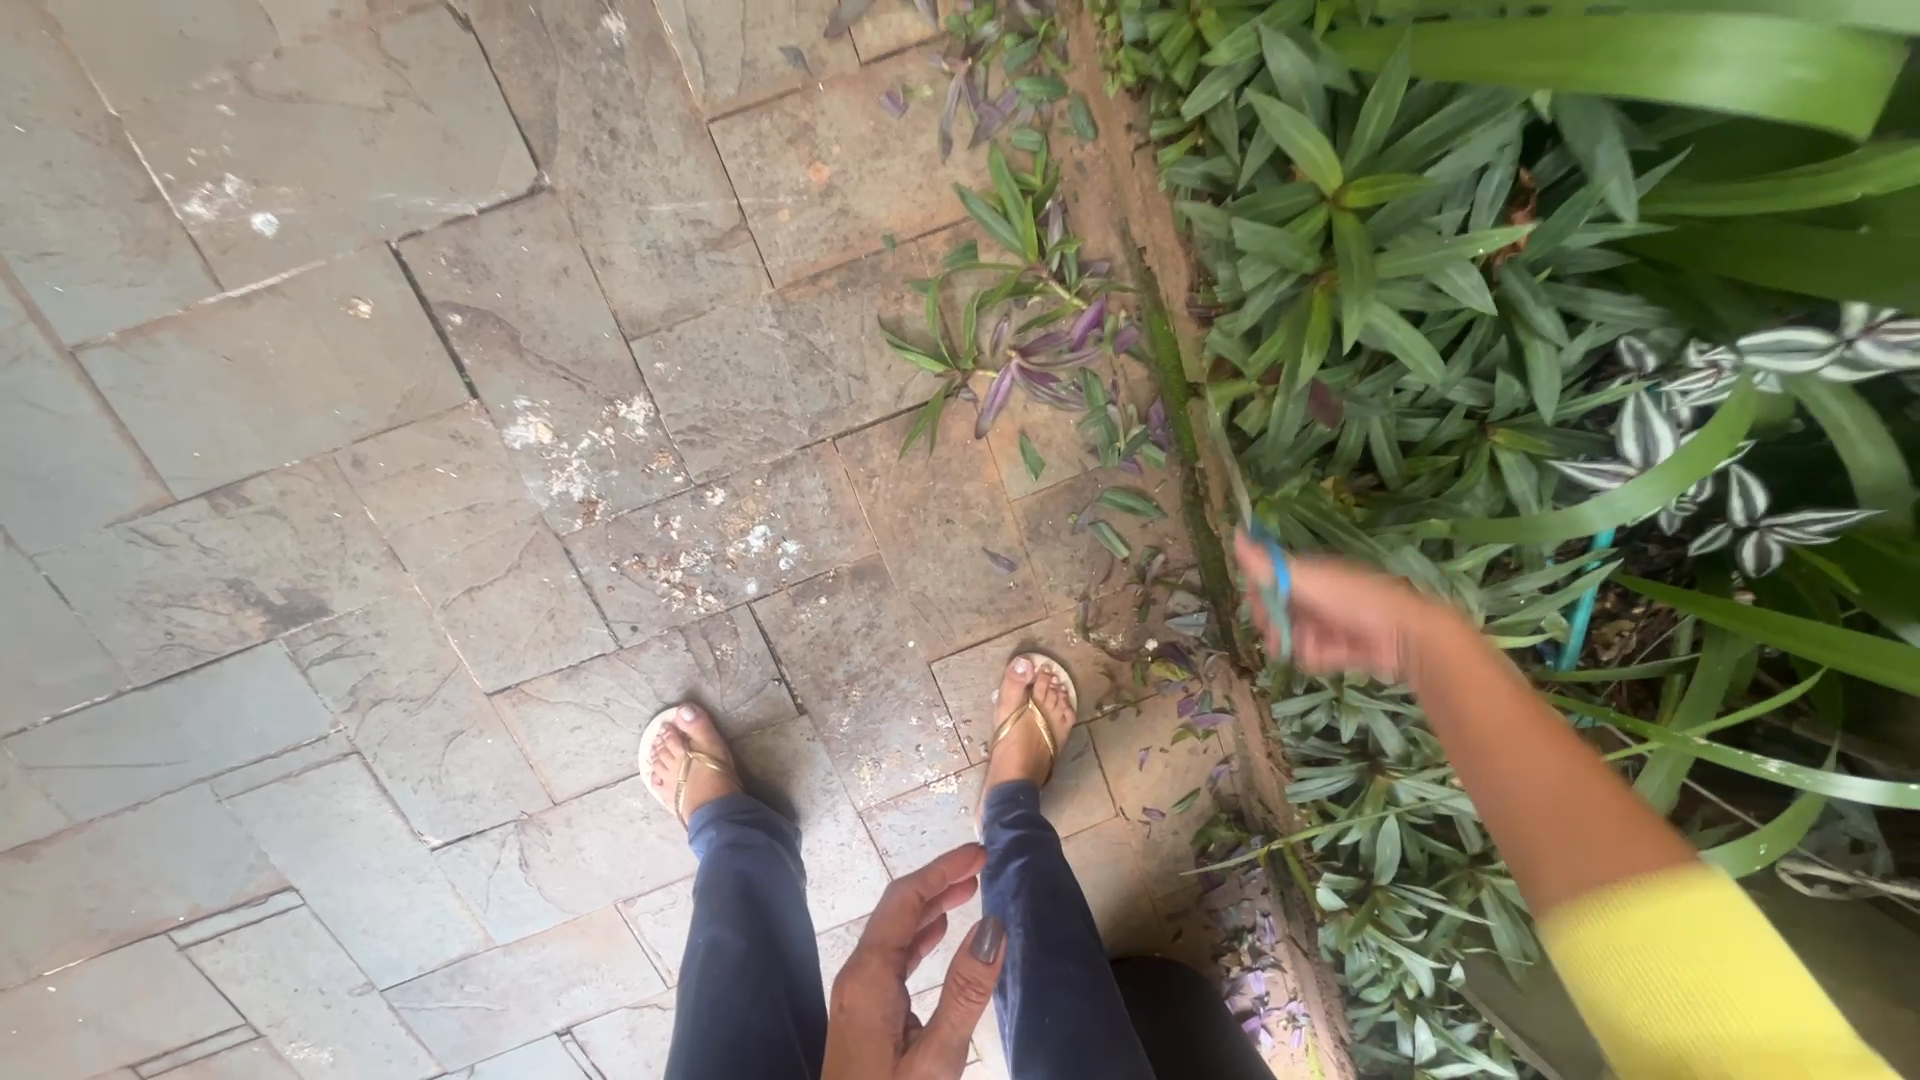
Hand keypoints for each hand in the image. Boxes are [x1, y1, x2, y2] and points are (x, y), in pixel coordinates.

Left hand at [822, 844, 1006, 1079]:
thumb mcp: (936, 1061)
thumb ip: (964, 993)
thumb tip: (992, 925)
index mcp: (869, 977)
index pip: (906, 899)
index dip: (943, 869)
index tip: (980, 852)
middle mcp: (858, 976)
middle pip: (898, 908)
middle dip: (939, 879)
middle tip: (981, 864)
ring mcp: (859, 995)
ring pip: (896, 931)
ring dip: (932, 905)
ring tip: (969, 890)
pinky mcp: (866, 1014)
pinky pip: (895, 956)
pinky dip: (922, 935)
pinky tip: (940, 935)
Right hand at [1233, 530, 1460, 681]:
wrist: (1405, 634)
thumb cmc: (1355, 599)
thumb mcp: (1308, 579)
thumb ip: (1268, 564)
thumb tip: (1234, 533)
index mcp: (1308, 574)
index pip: (1267, 582)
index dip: (1258, 595)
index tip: (1257, 604)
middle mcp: (1315, 598)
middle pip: (1275, 614)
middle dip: (1275, 625)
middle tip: (1281, 631)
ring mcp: (1326, 625)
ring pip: (1291, 639)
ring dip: (1300, 644)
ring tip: (1319, 644)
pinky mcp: (1337, 651)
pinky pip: (1311, 657)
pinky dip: (1320, 657)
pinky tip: (1336, 654)